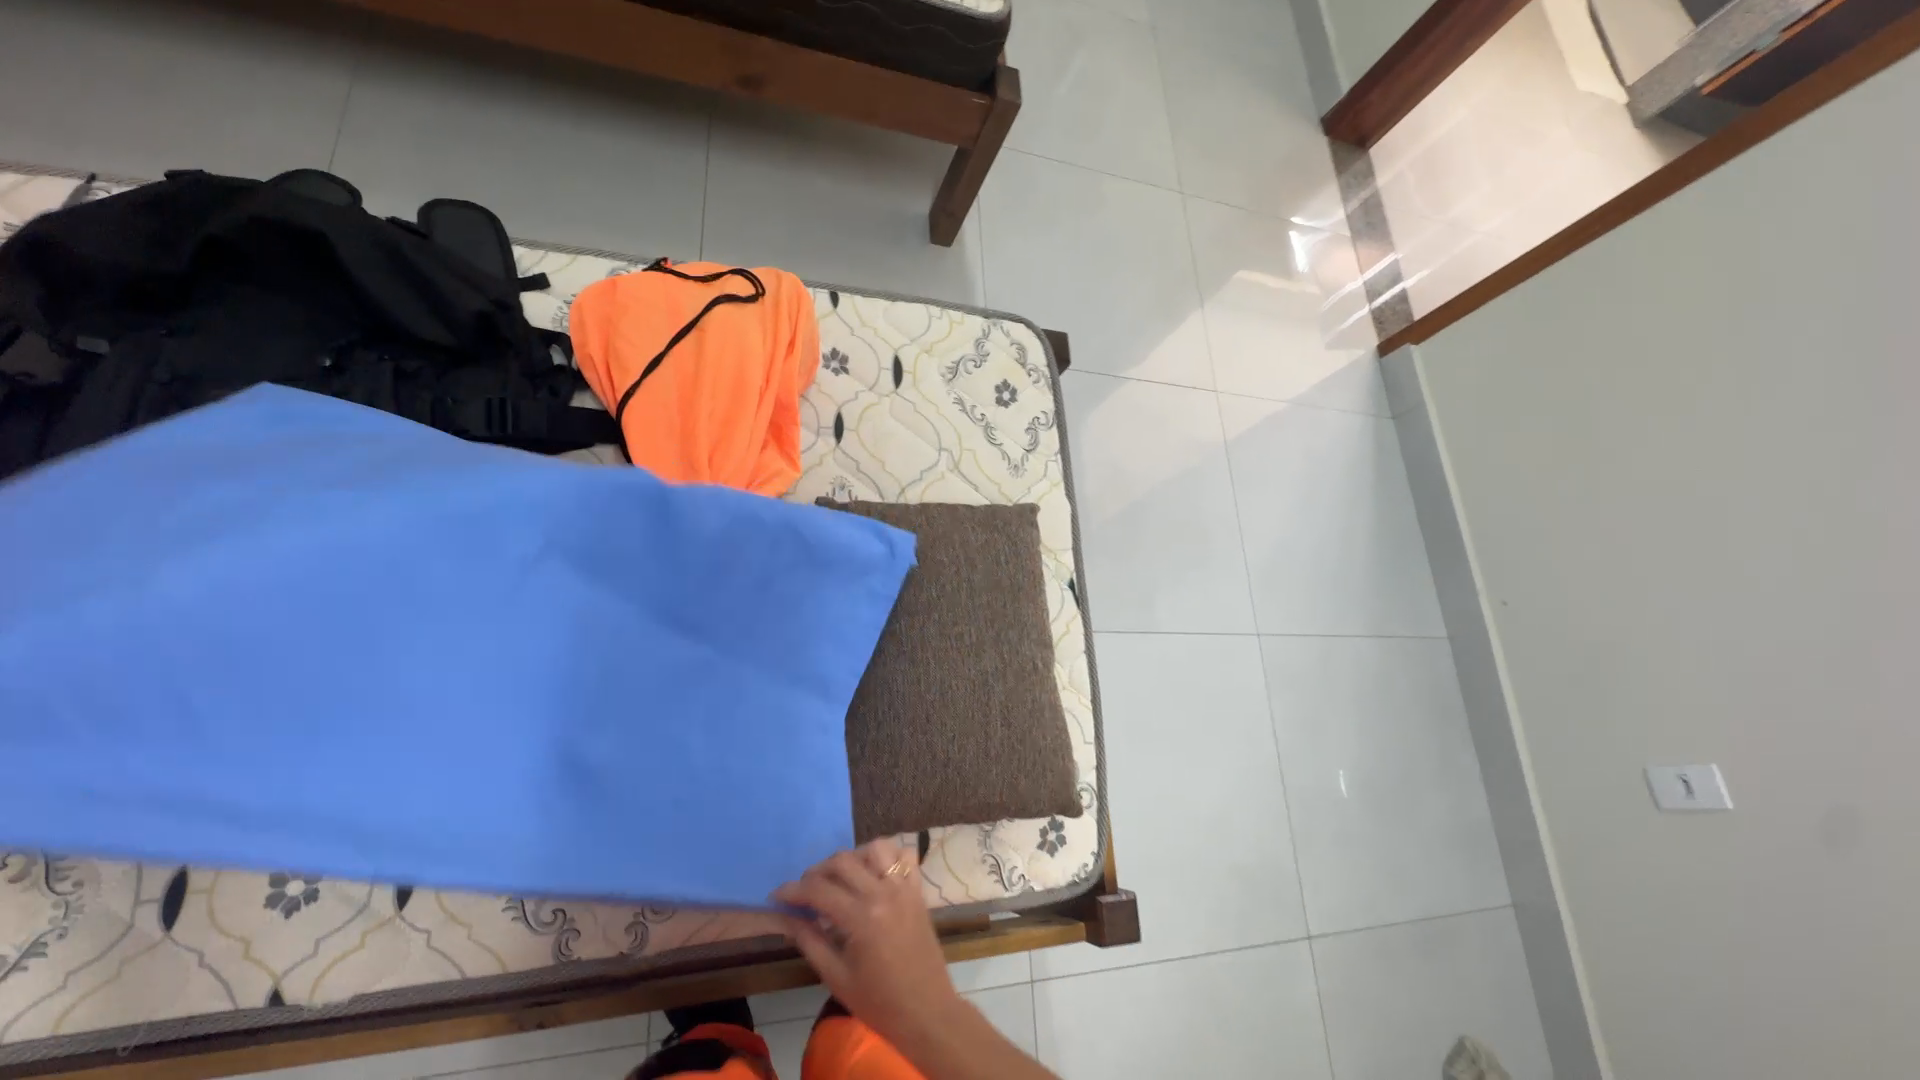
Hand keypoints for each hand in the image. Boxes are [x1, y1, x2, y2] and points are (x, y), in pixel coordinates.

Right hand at [773, 840, 964, 1049]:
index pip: (818, 890)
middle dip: (817, 872)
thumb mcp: (835, 977)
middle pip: (843, 861)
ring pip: (876, 848)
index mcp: (860, 917)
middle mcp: (883, 893)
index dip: (792, 891)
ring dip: (853, 857)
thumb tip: (788, 918)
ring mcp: (904, 889)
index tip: (777, 896)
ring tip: (841, 879)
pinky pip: (905, 857)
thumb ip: (810, 941)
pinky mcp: (918, 892)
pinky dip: (888, 856)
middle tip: (806, 892)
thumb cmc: (878, 1002)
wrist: (926, 1012)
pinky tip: (874, 874)